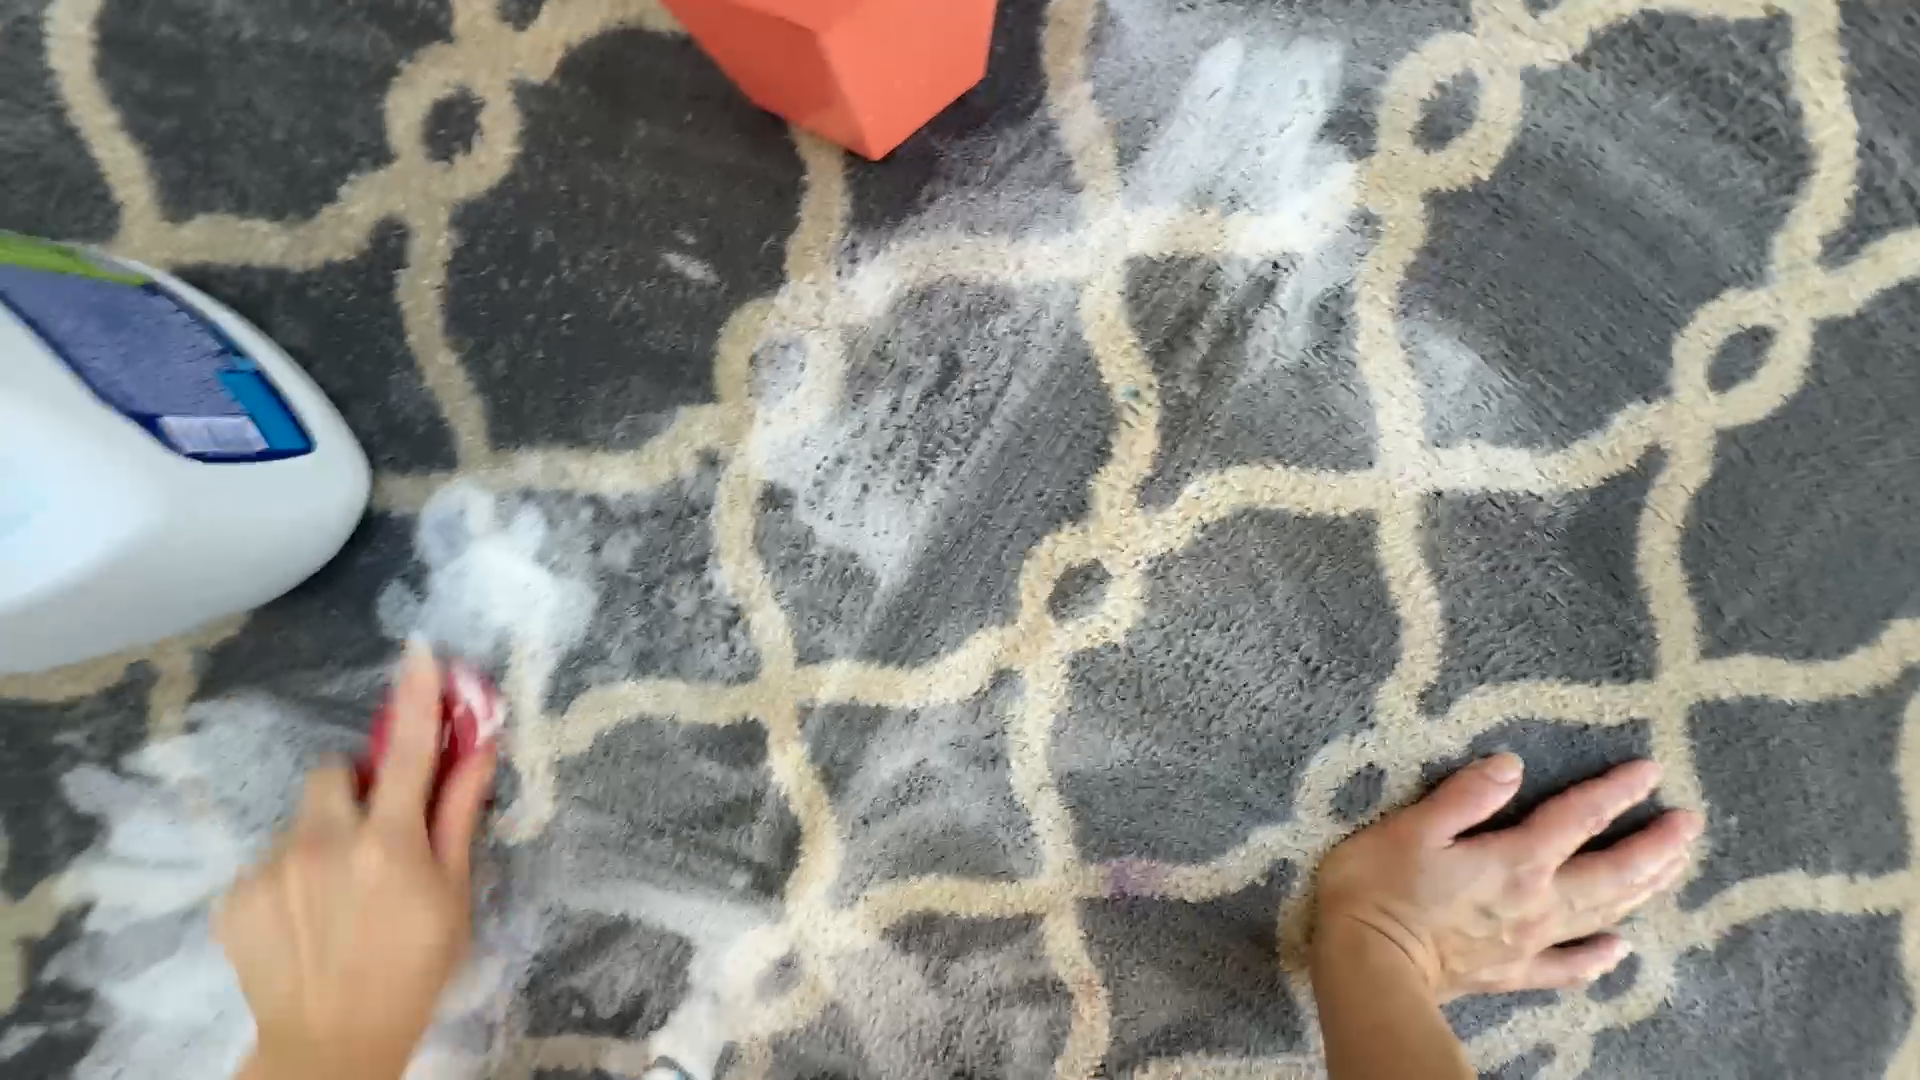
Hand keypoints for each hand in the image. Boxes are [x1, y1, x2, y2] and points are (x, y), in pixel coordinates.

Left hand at [215, 644, 498, 1079]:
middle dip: (358, 782)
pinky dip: (297, 866)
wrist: (333, 1041)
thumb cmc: (419, 959)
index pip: (407, 751)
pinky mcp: (235, 896)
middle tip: (381, 822)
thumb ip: (460, 811)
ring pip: (302, 816)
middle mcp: (323, 844)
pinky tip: (313, 910)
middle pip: (333, 772)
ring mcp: (270, 870)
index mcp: (388, 841)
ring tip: (344, 882)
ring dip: (328, 828)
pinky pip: (273, 854)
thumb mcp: (457, 886)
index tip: (419, 650)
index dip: (417, 697)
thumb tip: (481, 748)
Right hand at [1312, 755, 1701, 1002]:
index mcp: (1515, 861)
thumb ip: (1464, 798)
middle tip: (1691, 824)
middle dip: (1655, 847)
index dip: (1614, 793)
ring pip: (1603, 913)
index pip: (1577, 819)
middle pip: (1611, 872)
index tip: (1650, 772)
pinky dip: (1599, 956)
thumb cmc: (1379, 885)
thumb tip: (1513, 767)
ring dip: (1644, 889)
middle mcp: (1538, 901)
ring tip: (1675, 869)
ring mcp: (1531, 942)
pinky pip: (1569, 965)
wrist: (1369, 962)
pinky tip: (1619, 948)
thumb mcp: (1411, 827)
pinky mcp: (1513, 972)